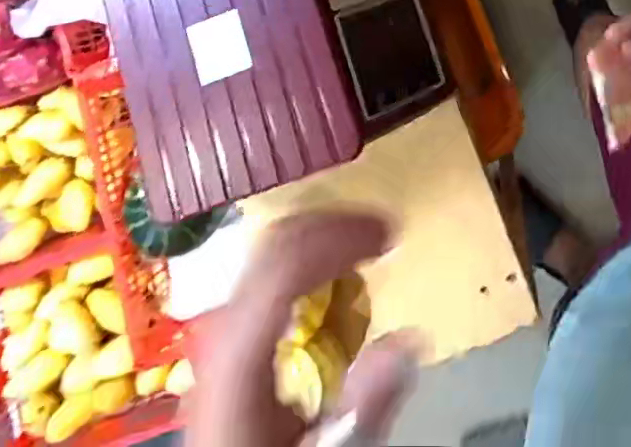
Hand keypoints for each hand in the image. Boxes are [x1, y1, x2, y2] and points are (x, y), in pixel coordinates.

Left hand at [185, 212, 419, 446]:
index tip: (387, 235)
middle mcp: (223, 324)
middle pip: (279, 243)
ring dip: (324, 237)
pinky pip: (269, 268)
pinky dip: (308, 256)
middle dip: (336, 227)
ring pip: (272, 248)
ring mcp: (221, 323)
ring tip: (367, 246)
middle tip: (385, 232)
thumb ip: (363, 404)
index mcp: (239, 351)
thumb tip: (409, 340)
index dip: (339, 238)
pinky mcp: (230, 331)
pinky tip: (335, 273)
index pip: (286, 265)